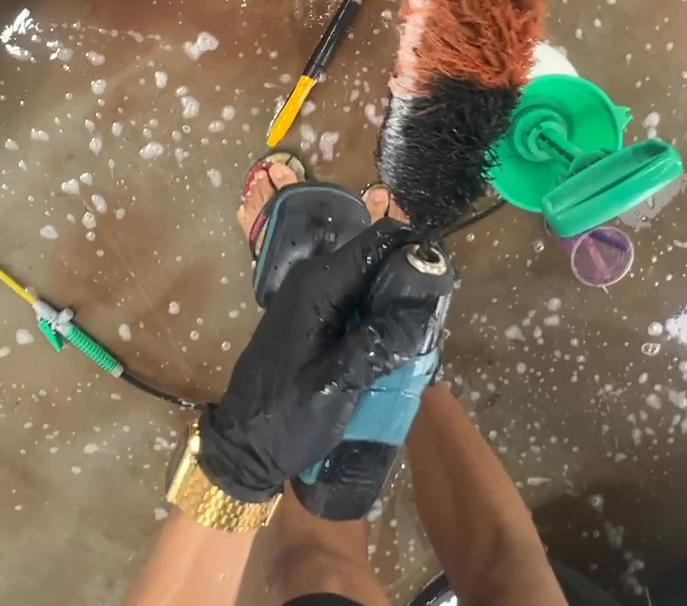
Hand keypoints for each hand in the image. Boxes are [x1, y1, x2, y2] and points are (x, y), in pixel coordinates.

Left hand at [199, 218, 453, 501]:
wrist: (242, 446)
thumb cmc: (285, 415)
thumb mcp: (337, 384)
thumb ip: (379, 344)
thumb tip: (425, 309)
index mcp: (319, 283)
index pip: (376, 242)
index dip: (413, 251)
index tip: (444, 279)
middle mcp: (315, 279)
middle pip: (375, 260)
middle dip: (408, 282)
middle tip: (434, 318)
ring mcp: (312, 298)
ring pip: (368, 283)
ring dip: (394, 304)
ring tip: (419, 337)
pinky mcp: (314, 317)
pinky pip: (355, 304)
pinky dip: (376, 319)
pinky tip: (393, 349)